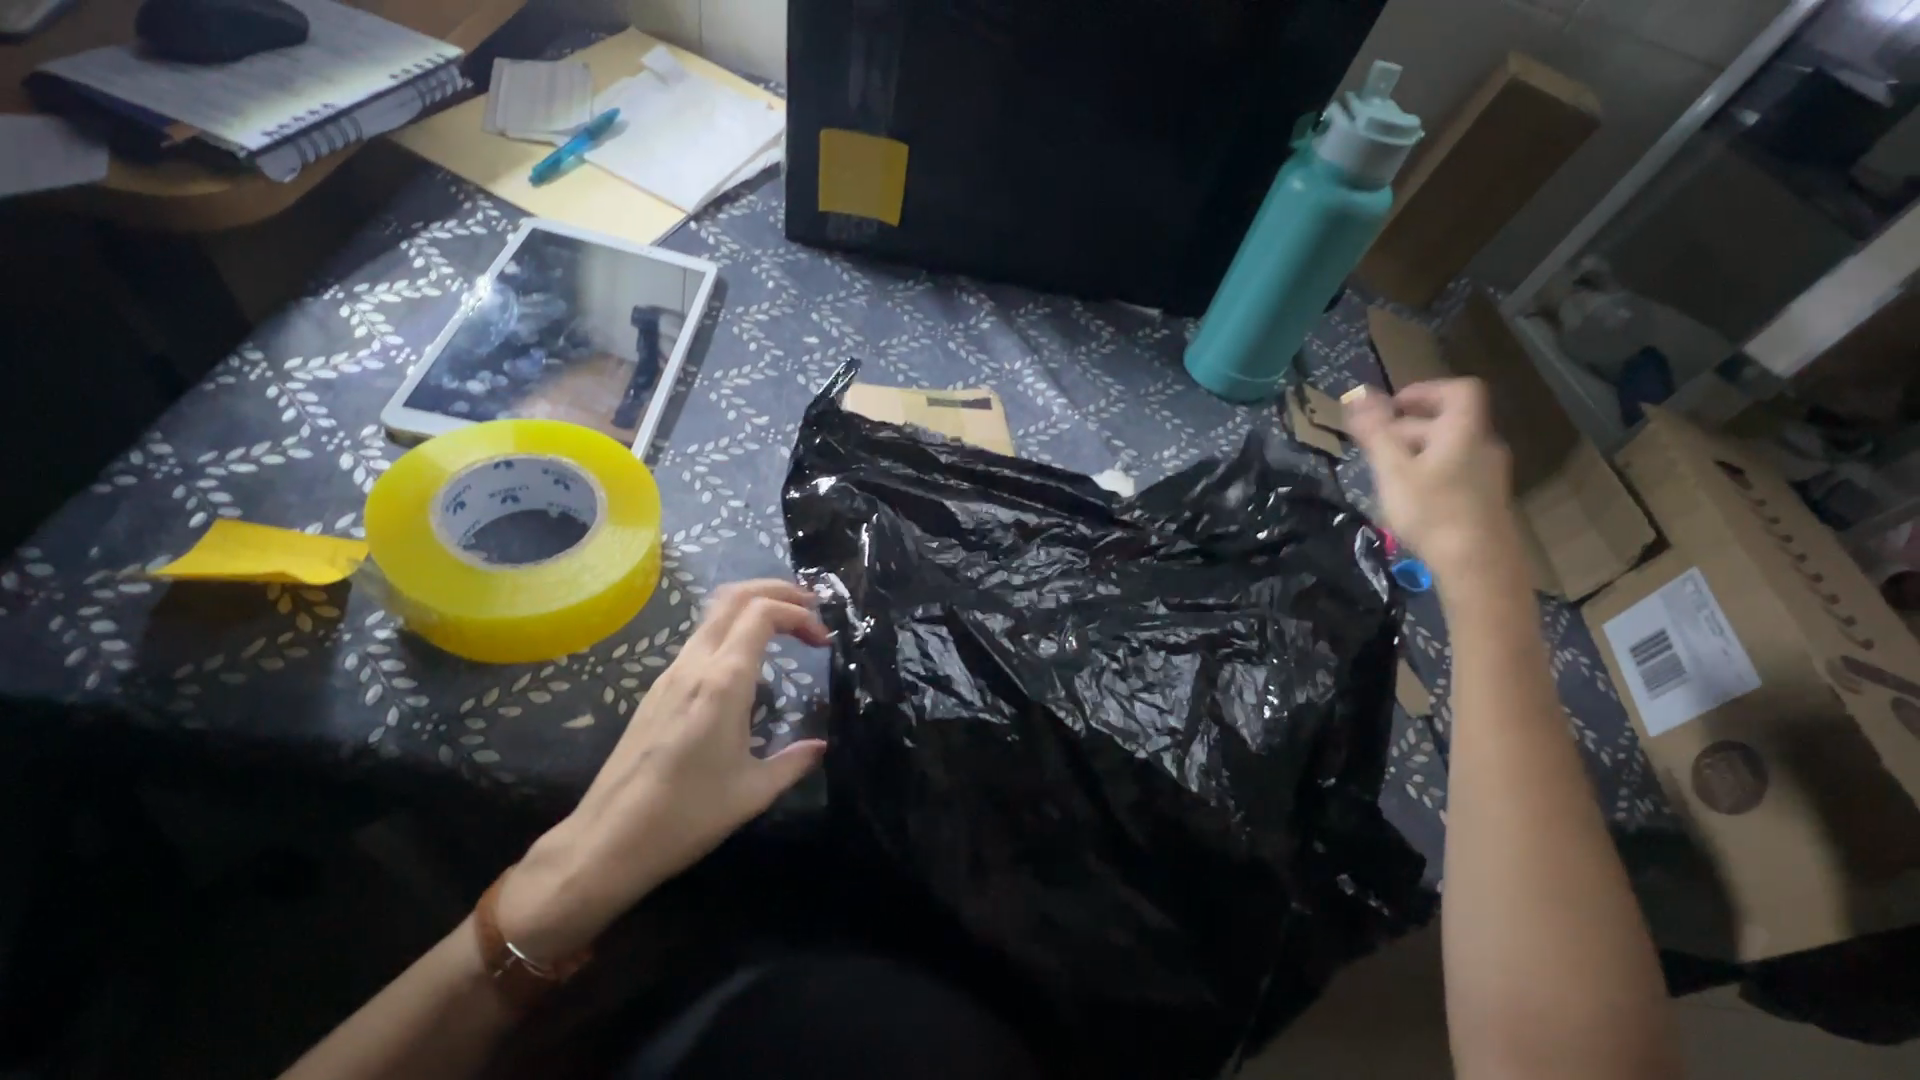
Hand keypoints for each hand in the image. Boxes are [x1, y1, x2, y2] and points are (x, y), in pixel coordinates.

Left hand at [495, 580, 831, 960]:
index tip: (823, 641)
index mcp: (723, 682)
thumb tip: (820, 746)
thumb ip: (793, 762)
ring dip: (752, 608)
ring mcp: (669, 676)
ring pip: (712, 616)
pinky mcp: (656, 692)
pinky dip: (731, 633)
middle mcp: (694, 666)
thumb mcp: (753, 792)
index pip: (762, 613)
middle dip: (776, 591)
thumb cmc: (687, 816)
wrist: (608, 840)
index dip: (799, 613)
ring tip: (785, 628)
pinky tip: (748, 666)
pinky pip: (699, 642)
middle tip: (810, 609)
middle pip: (733, 597)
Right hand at [1345, 379, 1520, 582]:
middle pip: (1448, 422)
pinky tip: (1409, 503)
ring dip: (1416, 454)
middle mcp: (1483, 446)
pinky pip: (1455, 474)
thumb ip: (1375, 431)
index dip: (1424, 391)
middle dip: (1408, 428)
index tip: (1392, 407)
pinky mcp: (1486, 502)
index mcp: (1463, 431)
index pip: (1458, 390)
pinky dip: (1429, 476)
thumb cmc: (1432, 511)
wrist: (1479, 566)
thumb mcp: (1393, 469)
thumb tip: (1357, 393)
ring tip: (1386, 477)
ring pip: (1449, 451)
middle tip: (1375, 448)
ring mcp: (1488, 476)